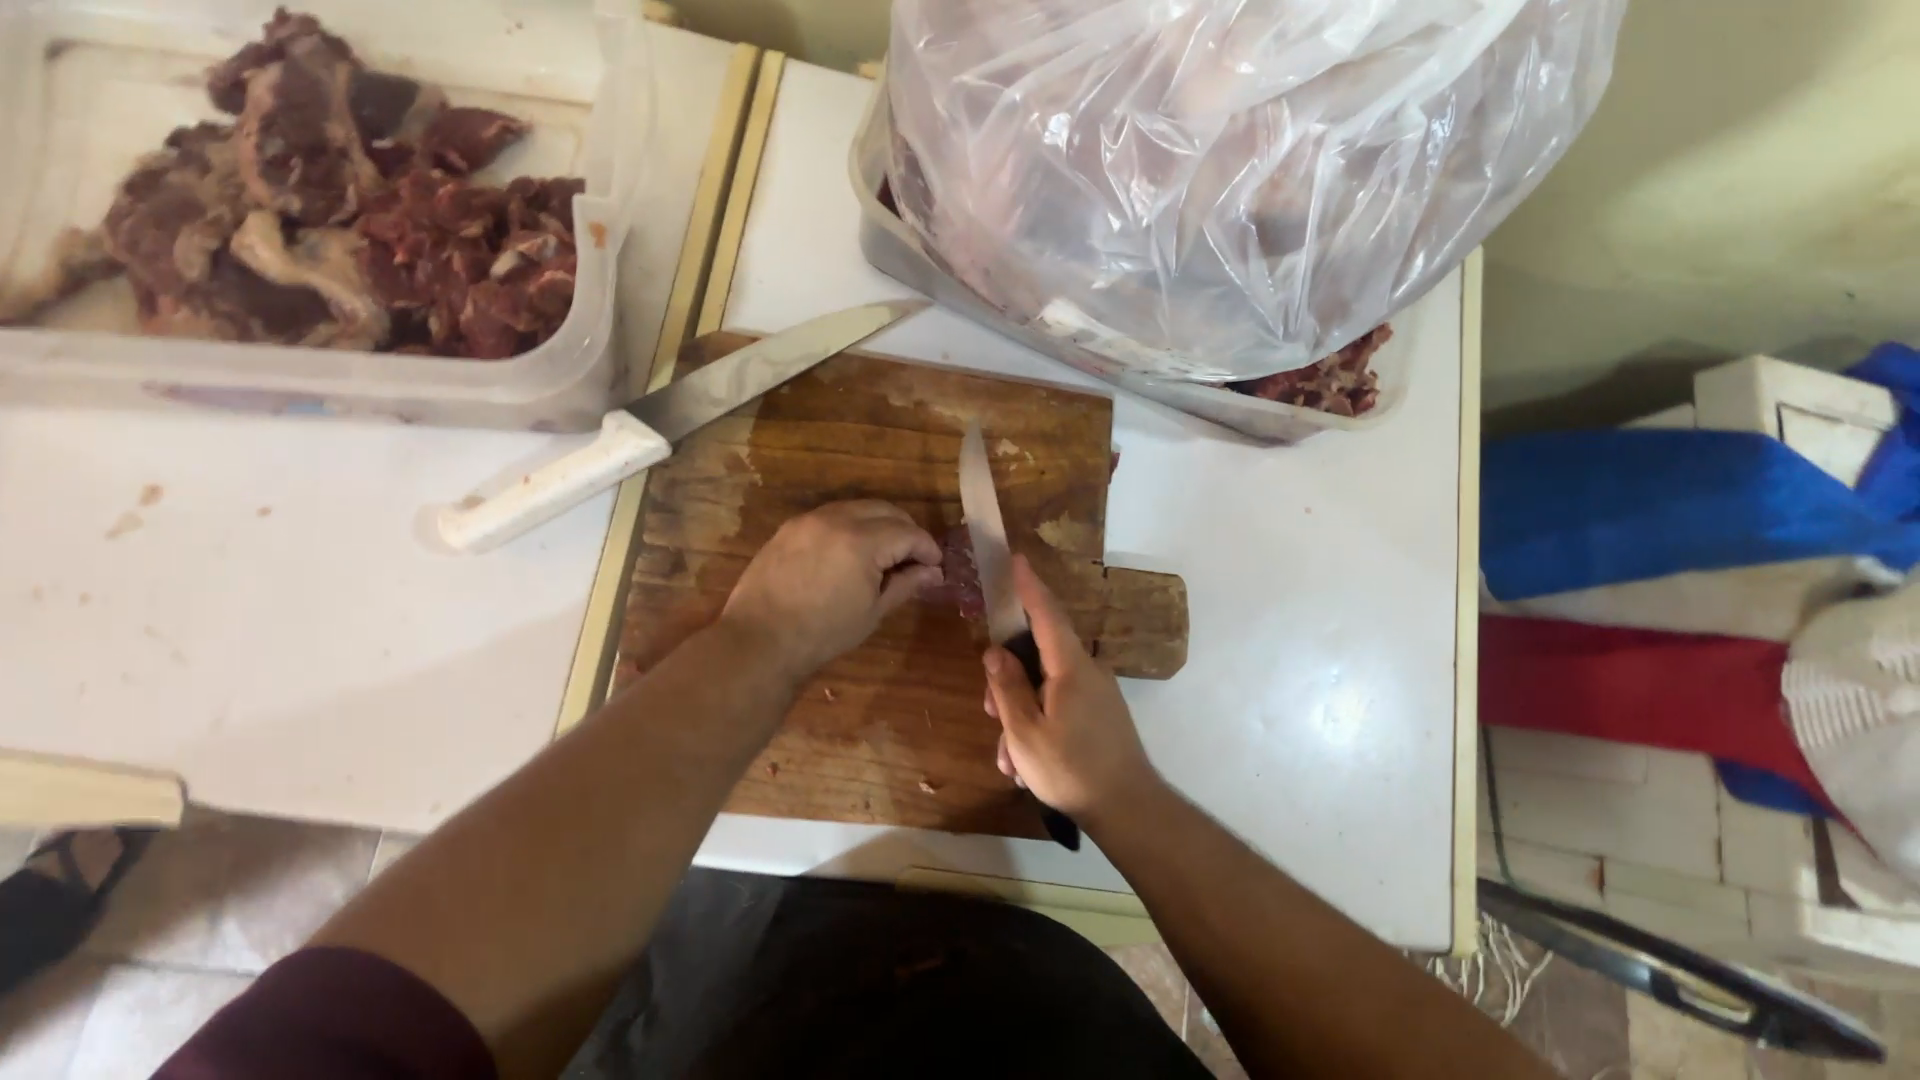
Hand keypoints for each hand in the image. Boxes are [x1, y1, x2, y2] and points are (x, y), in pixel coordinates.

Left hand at [722, 501, 942, 680]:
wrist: (759, 640)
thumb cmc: (823, 634)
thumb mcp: (872, 612)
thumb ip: (905, 584)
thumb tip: (933, 573)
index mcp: (861, 541)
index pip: (907, 533)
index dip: (927, 548)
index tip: (936, 565)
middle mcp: (836, 519)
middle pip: (884, 510)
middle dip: (905, 530)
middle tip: (915, 557)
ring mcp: (808, 520)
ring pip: (856, 508)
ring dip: (878, 524)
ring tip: (884, 553)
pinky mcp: (789, 528)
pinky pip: (830, 516)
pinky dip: (850, 526)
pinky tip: (851, 552)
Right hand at [982, 556, 1158, 818]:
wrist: (1129, 809)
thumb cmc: (1071, 769)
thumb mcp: (1024, 731)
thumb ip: (1007, 688)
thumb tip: (995, 652)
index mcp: (1071, 667)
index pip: (1046, 613)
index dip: (1028, 585)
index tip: (1016, 557)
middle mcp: (1088, 671)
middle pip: (1039, 656)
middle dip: (1008, 680)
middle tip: (988, 712)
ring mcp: (1098, 694)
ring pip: (1046, 689)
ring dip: (1020, 715)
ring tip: (1008, 760)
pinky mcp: (1101, 716)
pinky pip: (1060, 707)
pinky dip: (1039, 726)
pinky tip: (1025, 765)